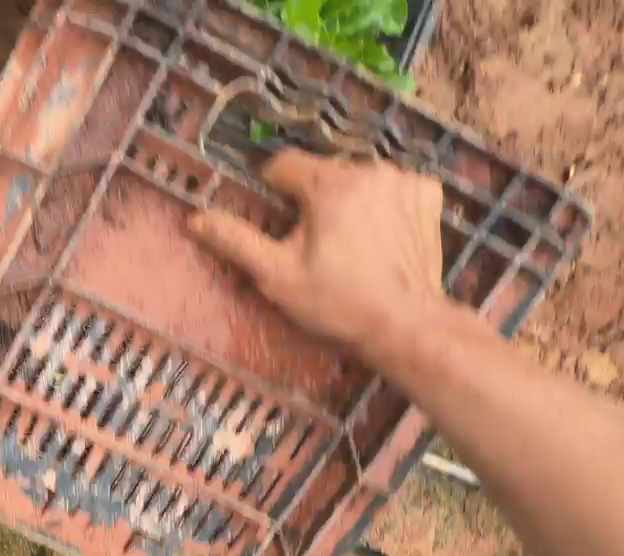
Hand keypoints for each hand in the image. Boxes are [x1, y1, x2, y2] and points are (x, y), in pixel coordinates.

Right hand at [189, 150, 449, 356]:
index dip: (268, 191)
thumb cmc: (332, 300)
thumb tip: (196, 218)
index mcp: (331, 184)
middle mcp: (372, 169)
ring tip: (341, 243)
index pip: (284, 164)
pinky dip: (377, 206)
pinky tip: (373, 238)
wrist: (401, 322)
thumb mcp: (274, 274)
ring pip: (356, 179)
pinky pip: (389, 188)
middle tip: (306, 244)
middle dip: (308, 201)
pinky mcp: (427, 195)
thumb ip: (235, 240)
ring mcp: (405, 180)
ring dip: (342, 201)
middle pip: (321, 172)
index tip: (270, 222)